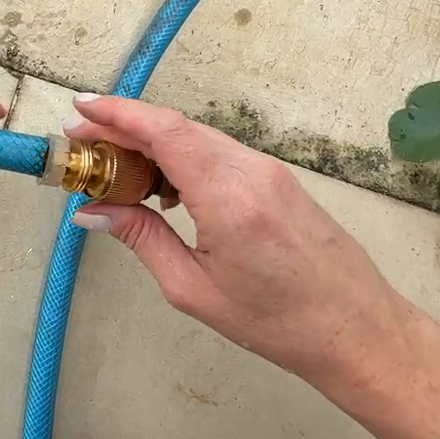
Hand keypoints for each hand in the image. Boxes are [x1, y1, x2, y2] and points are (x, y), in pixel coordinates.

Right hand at [66, 94, 425, 386]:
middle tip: (82, 141)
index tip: (79, 107)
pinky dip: (178, 154)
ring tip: (112, 164)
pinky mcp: (276, 177)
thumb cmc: (275, 322)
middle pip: (175, 127)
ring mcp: (268, 169)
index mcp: (228, 198)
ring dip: (150, 140)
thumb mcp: (192, 289)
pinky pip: (216, 151)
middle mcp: (250, 170)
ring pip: (195, 136)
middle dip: (123, 126)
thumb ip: (140, 238)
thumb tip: (90, 212)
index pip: (164, 132)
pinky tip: (159, 183)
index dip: (117, 113)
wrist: (360, 331)